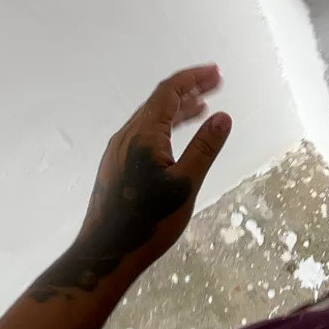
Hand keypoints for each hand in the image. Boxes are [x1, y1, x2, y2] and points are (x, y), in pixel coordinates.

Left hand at [30, 66, 231, 299]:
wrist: (105, 255)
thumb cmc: (148, 223)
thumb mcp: (185, 185)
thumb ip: (204, 148)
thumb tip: (223, 116)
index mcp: (143, 134)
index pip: (169, 92)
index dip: (194, 78)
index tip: (216, 73)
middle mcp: (127, 136)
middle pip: (160, 101)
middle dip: (189, 89)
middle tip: (216, 83)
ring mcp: (119, 151)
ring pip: (152, 118)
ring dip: (179, 108)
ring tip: (204, 106)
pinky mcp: (117, 165)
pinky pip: (146, 133)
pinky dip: (167, 125)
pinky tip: (179, 137)